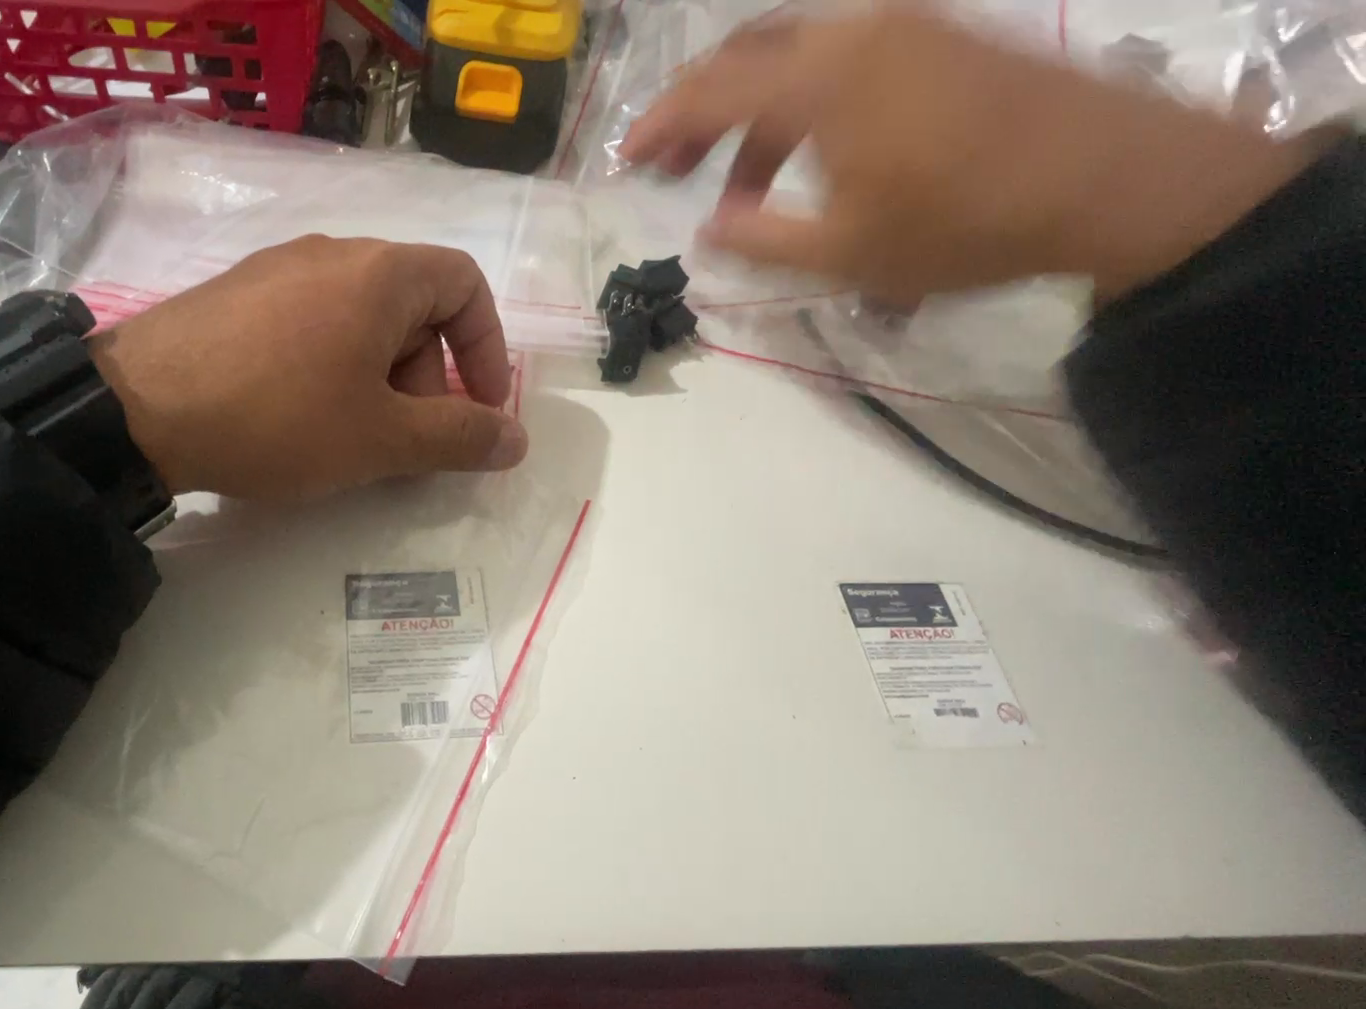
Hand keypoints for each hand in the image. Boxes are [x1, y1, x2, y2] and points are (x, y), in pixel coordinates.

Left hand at [93, 236, 527, 500]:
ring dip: (379, 379)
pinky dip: (331, 368)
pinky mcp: (236, 295)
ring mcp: (277, 269)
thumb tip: (517, 440)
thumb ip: (459, 437)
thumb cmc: (281, 418)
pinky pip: (310, 324)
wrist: (138, 410)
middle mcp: (332, 252)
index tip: (478, 411)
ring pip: (360, 319)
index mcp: (381, 272)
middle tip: (406, 442)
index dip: (487, 350)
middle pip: (412, 306)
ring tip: (351, 440)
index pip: (466, 285)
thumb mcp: (382, 438)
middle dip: (427, 379)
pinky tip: (299, 418)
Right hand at [620, 4, 1321, 302]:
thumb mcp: (840, 252)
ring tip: (737, 183)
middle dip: (696, 111)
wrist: (1109, 180)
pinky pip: (840, 57)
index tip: (626, 160)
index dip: (658, 124)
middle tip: (668, 166)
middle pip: (746, 55)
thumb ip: (757, 239)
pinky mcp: (936, 39)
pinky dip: (800, 103)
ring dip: (750, 114)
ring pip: (794, 55)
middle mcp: (855, 33)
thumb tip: (705, 229)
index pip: (710, 89)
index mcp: (822, 80)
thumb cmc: (961, 225)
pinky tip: (804, 155)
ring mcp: (902, 27)